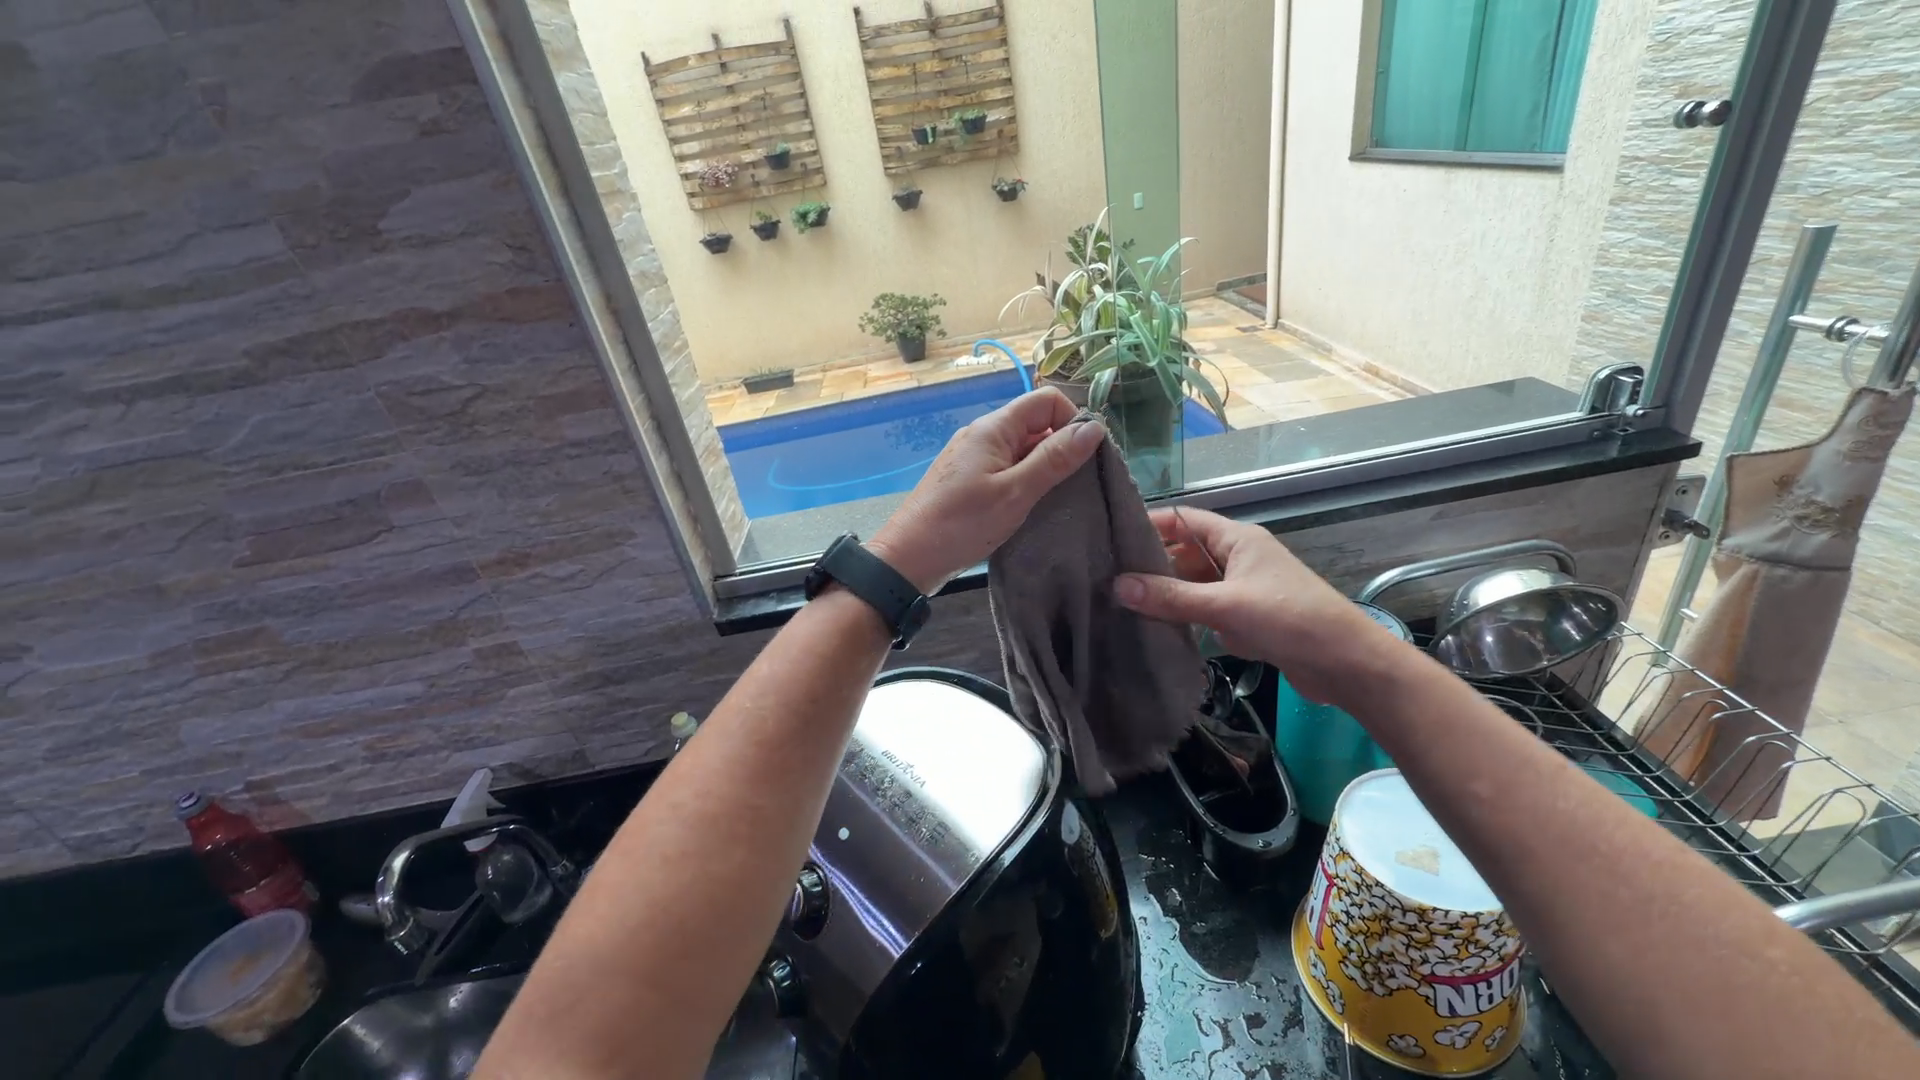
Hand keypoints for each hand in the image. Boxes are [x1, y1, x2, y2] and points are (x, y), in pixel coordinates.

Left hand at [869, 388, 1105, 593]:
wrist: (909, 558)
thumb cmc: (962, 524)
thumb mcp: (1016, 492)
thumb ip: (1054, 459)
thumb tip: (1094, 427)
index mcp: (994, 428)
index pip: (1046, 400)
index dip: (1072, 420)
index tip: (1086, 457)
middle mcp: (983, 434)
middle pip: (1036, 424)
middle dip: (1062, 447)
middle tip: (1078, 485)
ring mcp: (974, 458)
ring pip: (1023, 449)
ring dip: (1045, 468)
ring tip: (1059, 500)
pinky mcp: (969, 480)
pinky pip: (1008, 468)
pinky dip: (1026, 482)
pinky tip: (1033, 507)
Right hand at [1112, 507, 1397, 705]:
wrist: (1345, 664)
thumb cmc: (1289, 619)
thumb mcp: (1225, 606)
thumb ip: (1171, 597)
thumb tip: (1117, 586)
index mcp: (1237, 539)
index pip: (1183, 520)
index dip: (1149, 524)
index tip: (1109, 536)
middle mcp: (1238, 558)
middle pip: (1185, 553)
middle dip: (1151, 565)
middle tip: (1106, 577)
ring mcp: (1244, 589)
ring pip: (1194, 585)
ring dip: (1167, 595)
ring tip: (1121, 604)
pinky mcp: (1248, 618)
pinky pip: (1206, 611)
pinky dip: (1186, 619)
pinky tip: (1156, 630)